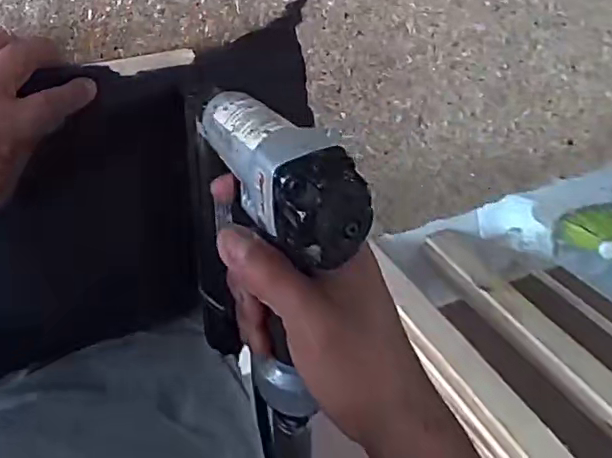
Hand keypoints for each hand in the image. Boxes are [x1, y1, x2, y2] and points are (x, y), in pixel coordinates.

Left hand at [0, 31, 96, 250]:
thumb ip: (25, 146)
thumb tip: (45, 119)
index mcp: (2, 128)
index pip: (53, 100)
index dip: (76, 91)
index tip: (86, 86)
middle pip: (25, 52)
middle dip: (47, 51)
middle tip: (51, 59)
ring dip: (9, 44)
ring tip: (11, 55)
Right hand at [214, 178, 475, 457]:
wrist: (390, 420)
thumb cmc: (359, 363)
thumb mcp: (305, 315)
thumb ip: (266, 272)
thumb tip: (228, 235)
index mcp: (334, 240)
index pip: (286, 203)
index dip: (251, 196)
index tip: (220, 192)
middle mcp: (328, 253)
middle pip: (267, 241)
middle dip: (249, 277)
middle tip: (255, 309)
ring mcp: (322, 281)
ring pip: (266, 272)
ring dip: (254, 304)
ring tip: (264, 337)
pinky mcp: (316, 305)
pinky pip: (275, 295)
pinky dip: (264, 318)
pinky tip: (269, 344)